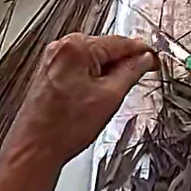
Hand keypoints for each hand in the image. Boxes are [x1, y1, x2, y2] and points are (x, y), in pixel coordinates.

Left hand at [6, 34, 156, 167]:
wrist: (35, 148)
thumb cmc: (64, 127)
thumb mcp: (110, 96)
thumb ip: (131, 71)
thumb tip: (144, 59)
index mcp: (76, 47)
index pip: (119, 42)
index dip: (142, 51)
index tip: (155, 58)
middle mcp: (61, 48)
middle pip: (105, 48)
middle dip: (124, 62)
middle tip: (143, 74)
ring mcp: (53, 60)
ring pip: (93, 59)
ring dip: (109, 72)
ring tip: (118, 93)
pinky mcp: (50, 73)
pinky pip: (80, 67)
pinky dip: (94, 77)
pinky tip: (99, 95)